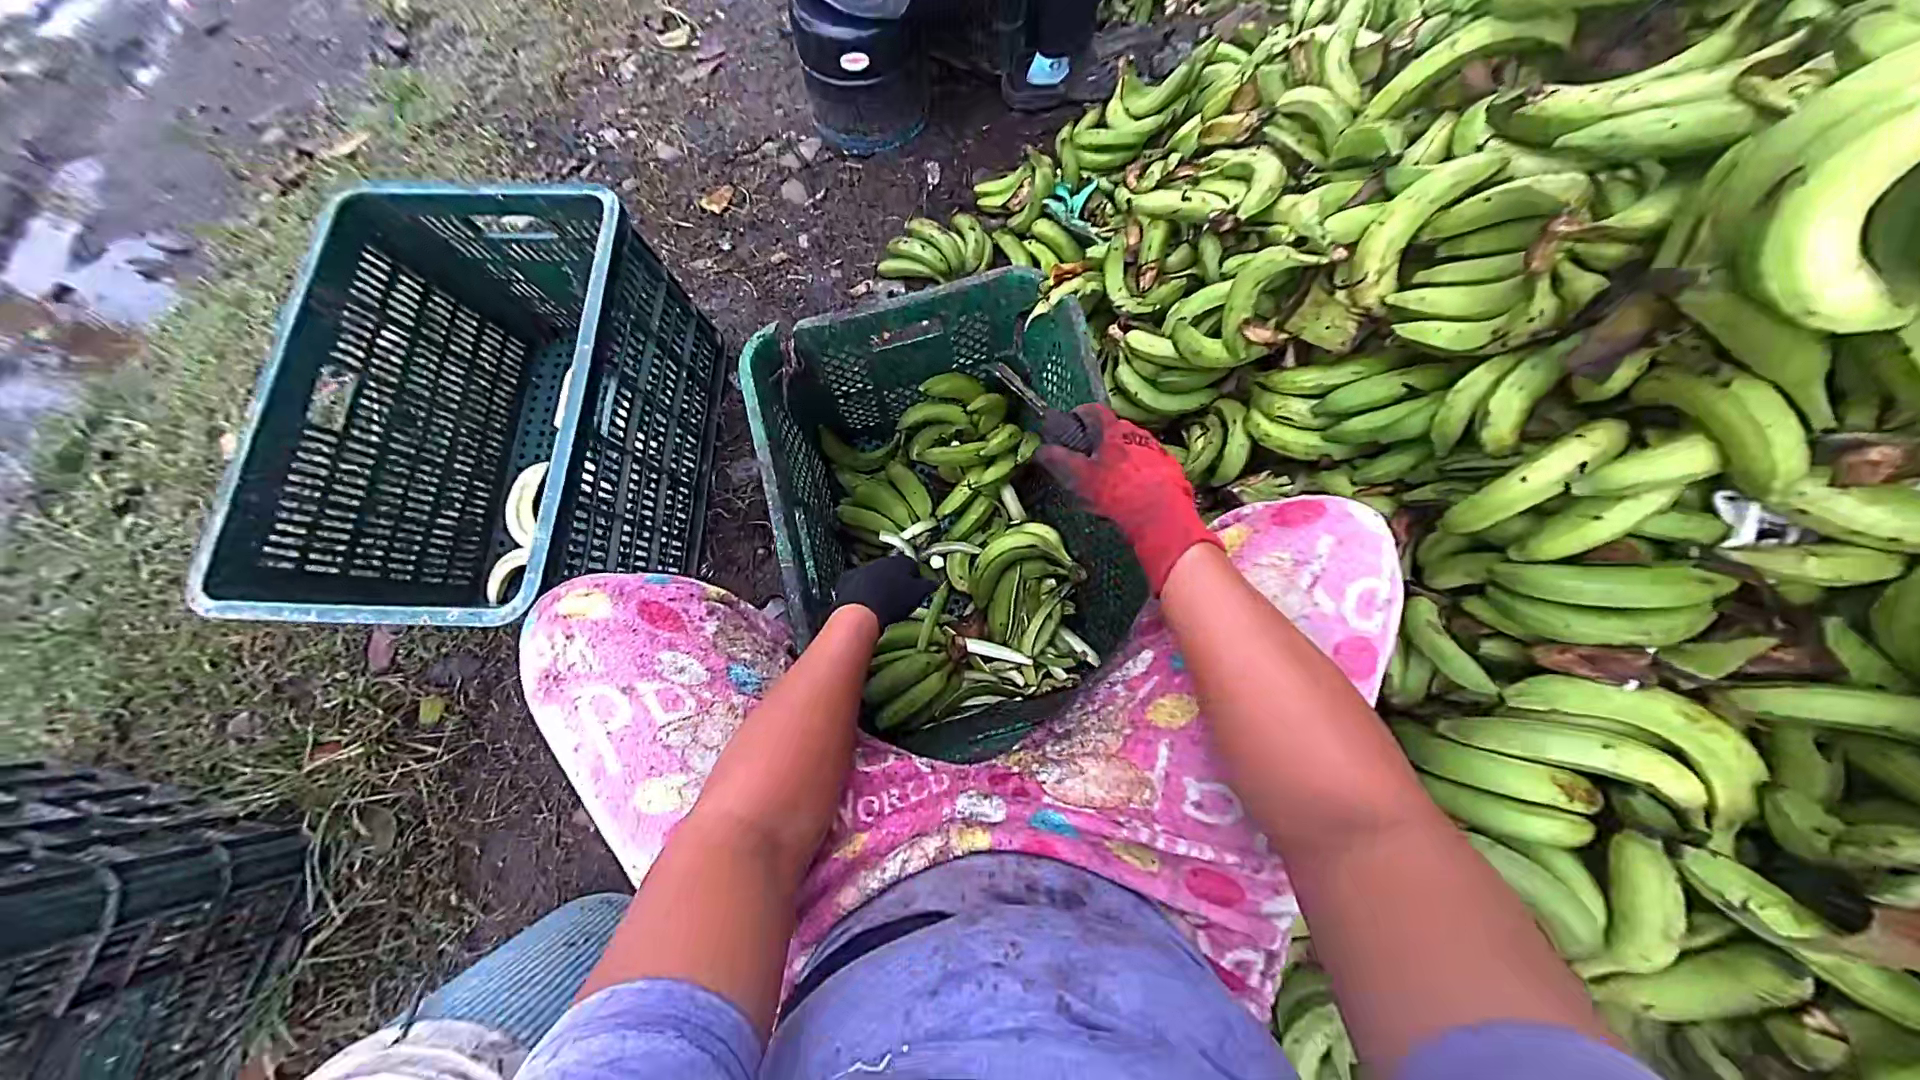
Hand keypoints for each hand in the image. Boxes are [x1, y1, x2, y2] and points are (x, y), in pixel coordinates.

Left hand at [832, 554, 936, 626]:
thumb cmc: (894, 602)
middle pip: (891, 568)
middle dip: (895, 578)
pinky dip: (861, 590)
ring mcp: (861, 569)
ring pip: (873, 575)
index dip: (915, 575)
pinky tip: (863, 603)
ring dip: (877, 584)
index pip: (911, 564)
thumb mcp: (918, 595)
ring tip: (881, 601)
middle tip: (898, 595)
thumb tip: (935, 581)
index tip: (916, 587)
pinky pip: (856, 583)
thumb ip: (928, 586)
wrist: (861, 612)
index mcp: (899, 562)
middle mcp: (880, 561)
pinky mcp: (846, 580)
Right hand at [1036, 404, 1219, 594]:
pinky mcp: (1171, 469)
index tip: (1070, 424)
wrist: (1163, 516)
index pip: (1093, 410)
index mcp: (1113, 430)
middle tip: (1086, 459)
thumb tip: (1040, 450)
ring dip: (1119, 457)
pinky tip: (1132, 492)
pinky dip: (1137, 472)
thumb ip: (1057, 460)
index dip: (1079, 414)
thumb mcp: (1079, 477)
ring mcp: (1157, 450)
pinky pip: (1148, 464)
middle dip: (1099, 441)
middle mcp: (1138, 432)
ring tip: (1109, 480)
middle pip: (1113, 429)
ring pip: (1132, 447)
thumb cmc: (1117, 492)